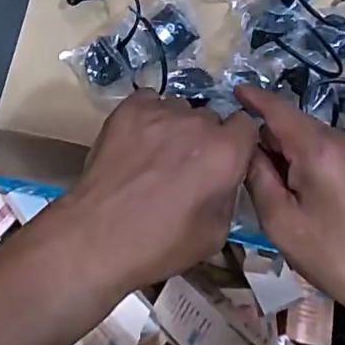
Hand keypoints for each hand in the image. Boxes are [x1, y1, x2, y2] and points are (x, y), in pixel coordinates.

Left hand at [49, 89, 258, 295]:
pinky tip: (137, 140)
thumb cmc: (161, 244)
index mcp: (226, 152)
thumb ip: (229, 191)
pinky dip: (148, 115)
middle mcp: (198, 123)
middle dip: (204, 138)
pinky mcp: (129, 108)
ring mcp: (161, 111)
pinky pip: (150, 100)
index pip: (246, 125)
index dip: (236, 142)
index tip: (224, 160)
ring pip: (180, 109)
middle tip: (185, 166)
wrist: (98, 237)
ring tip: (155, 155)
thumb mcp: (216, 232)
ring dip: (176, 127)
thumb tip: (224, 174)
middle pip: (211, 118)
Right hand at [235, 85, 344, 344]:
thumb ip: (259, 177)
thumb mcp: (281, 222)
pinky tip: (308, 191)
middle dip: (271, 134)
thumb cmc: (333, 257)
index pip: (279, 110)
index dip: (255, 97)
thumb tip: (249, 148)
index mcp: (319, 149)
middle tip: (247, 159)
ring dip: (293, 149)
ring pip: (317, 139)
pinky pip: (335, 153)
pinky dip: (314, 159)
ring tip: (276, 182)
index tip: (235, 89)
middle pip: (298, 124)